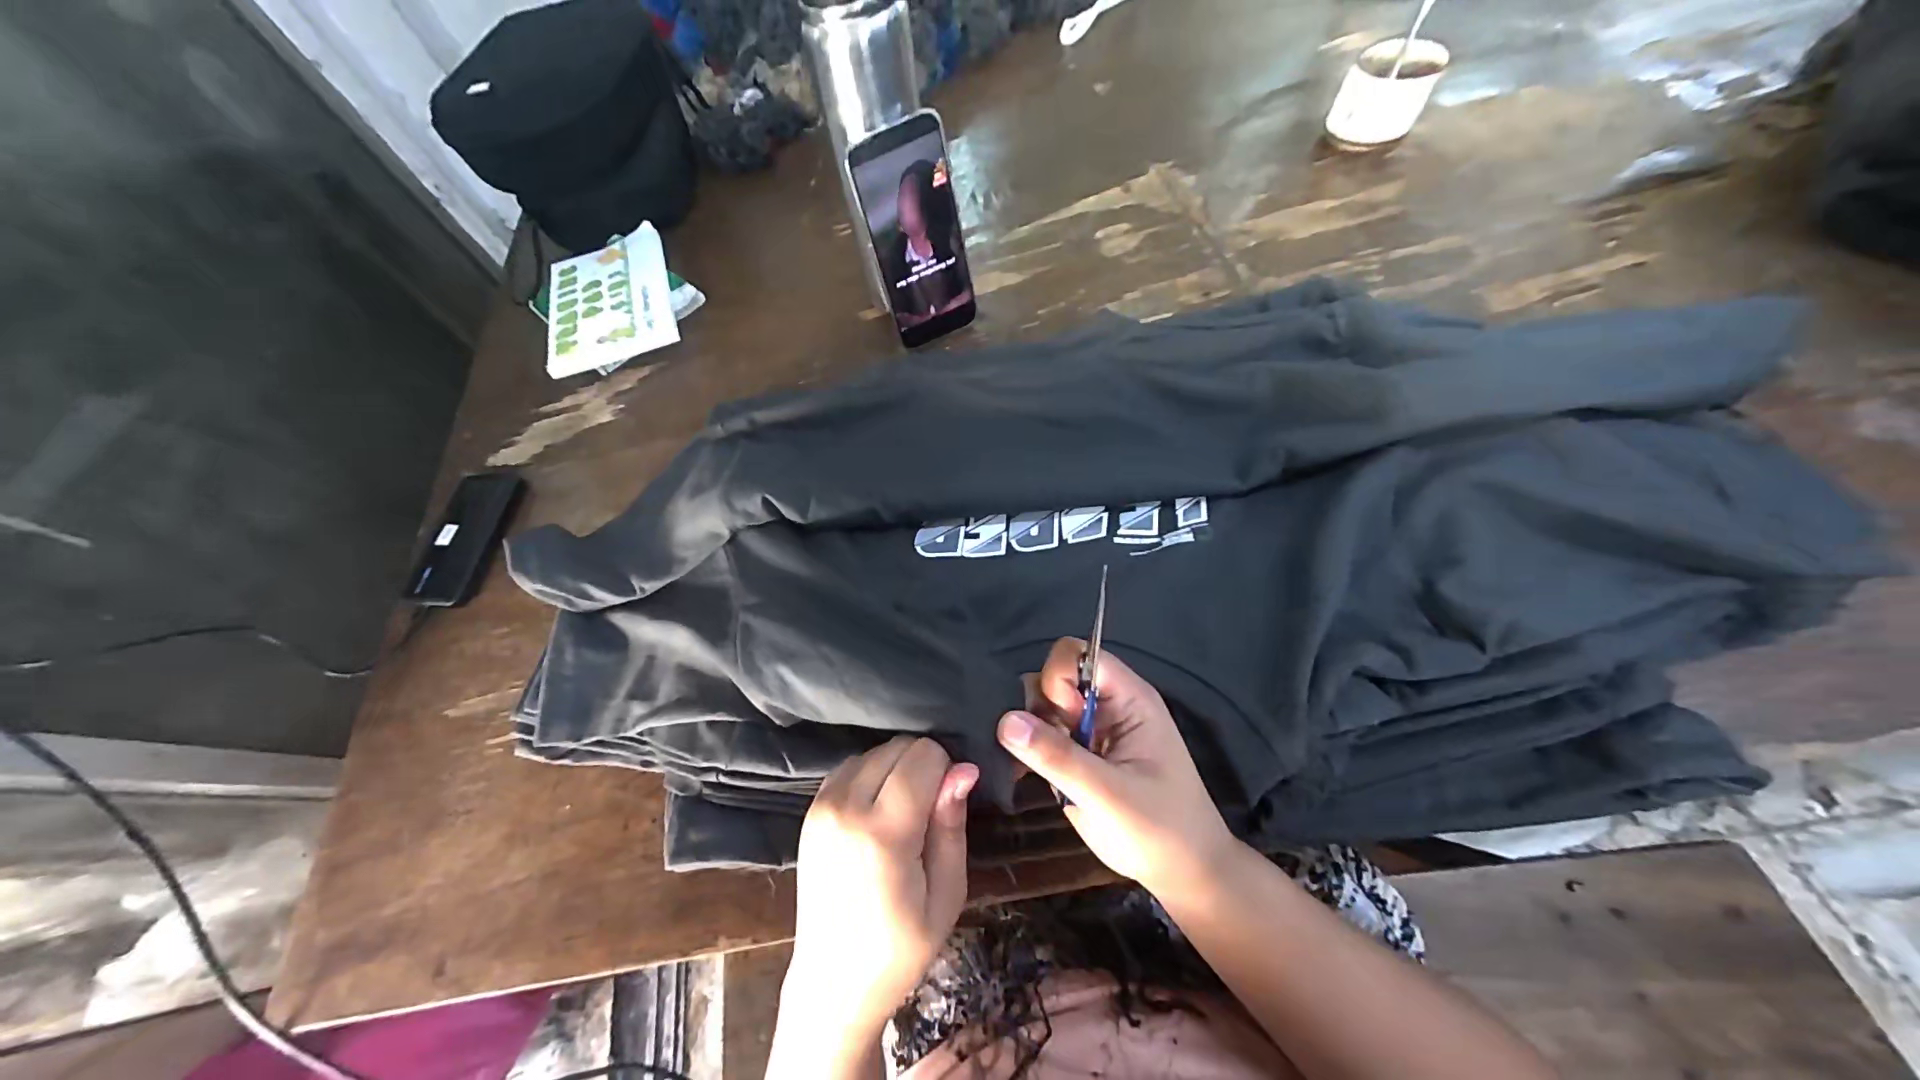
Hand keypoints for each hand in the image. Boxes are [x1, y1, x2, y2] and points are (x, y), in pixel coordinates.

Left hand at [781, 736, 977, 1038]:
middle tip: (928, 816)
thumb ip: (951, 825)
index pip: (923, 755)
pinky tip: (877, 812)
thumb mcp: (945, 894)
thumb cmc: (900, 947)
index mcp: (882, 832)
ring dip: (895, 769)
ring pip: (874, 751)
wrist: (832, 982)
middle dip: (922, 767)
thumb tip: (965, 768)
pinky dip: (870, 775)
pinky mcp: (809, 811)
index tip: (947, 806)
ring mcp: (821, 807)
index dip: (946, 771)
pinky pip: (849, 766)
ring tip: (902, 816)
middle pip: (898, 746)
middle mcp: (845, 808)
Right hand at [999, 638, 1236, 896]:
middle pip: (1054, 678)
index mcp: (1128, 699)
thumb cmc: (1160, 830)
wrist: (1181, 873)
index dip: (1060, 678)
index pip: (1080, 655)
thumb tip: (1005, 720)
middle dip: (1039, 709)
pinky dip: (1025, 750)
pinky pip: (1040, 736)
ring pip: (1041, 707)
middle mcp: (1106, 706)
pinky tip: (1019, 774)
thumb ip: (1059, 757)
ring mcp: (1090, 731)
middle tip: (1047, 752)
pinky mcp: (1076, 755)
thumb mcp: (1110, 795)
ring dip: (1028, 732)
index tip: (1062, 720)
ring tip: (1028, 767)